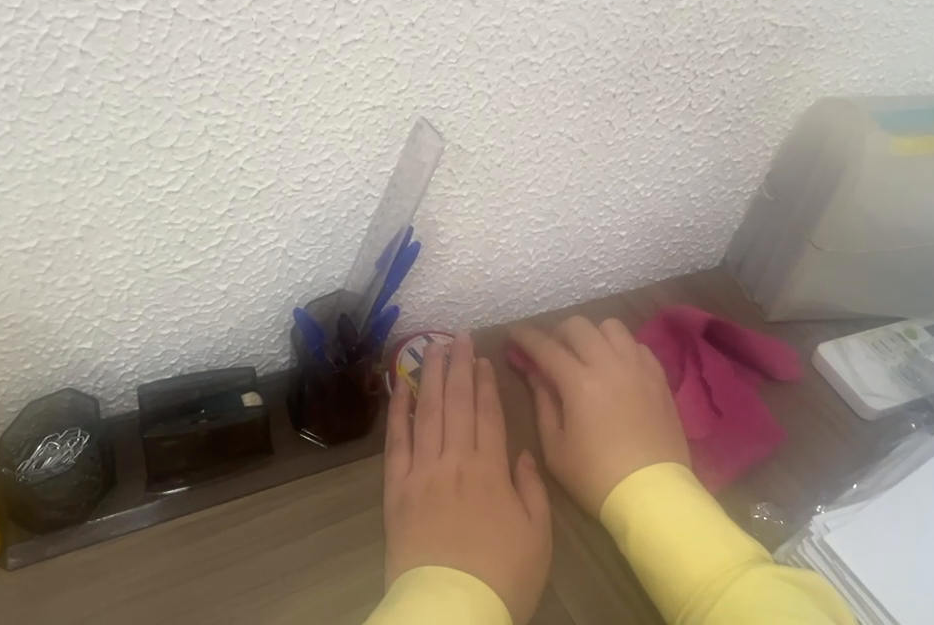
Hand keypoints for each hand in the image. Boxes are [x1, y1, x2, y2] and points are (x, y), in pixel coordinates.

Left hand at [383, 332, 552, 622]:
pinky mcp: (396, 488)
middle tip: (458, 336)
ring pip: (427, 411)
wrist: (452, 608)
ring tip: (432, 346)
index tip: (482, 356)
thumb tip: (521, 452)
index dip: (485, 382)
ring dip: (430, 375)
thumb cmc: (502, 576)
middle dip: (458, 365)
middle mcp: (456, 459)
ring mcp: (422, 470)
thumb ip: (532, 489)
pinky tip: (398, 386)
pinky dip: (397, 411)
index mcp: (491, 469)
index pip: (488, 413)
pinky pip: (396, 441)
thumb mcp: (538, 536)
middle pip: (456, 402)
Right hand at [510, 317, 689, 515]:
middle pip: (578, 326)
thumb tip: (535, 373)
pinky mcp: (659, 379)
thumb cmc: (597, 477)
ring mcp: (638, 369)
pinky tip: (616, 367)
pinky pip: (638, 346)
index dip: (525, 337)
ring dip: (593, 336)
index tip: (513, 335)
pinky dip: (621, 349)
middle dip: (558, 333)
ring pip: (611, 327)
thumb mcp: (556, 448)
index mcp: (579, 382)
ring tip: (587, 355)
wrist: (654, 497)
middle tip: (551, 351)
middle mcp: (609, 365)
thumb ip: (543, 403)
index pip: (546, 347)